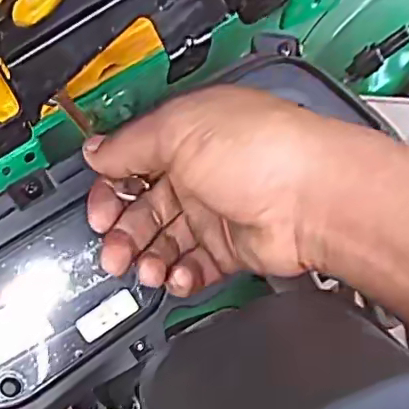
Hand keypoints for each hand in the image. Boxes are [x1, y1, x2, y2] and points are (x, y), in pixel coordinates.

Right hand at [82, 85, 373, 295]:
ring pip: (165, 244)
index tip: (98, 212)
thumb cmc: (263, 153)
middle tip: (113, 252)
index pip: (130, 167)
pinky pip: (194, 268)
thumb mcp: (180, 131)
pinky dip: (180, 277)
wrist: (312, 201)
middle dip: (123, 234)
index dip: (109, 191)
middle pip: (144, 212)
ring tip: (147, 269)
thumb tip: (96, 150)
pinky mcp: (230, 250)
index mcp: (184, 138)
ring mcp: (215, 214)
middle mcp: (198, 175)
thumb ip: (131, 144)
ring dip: (147, 260)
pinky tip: (178, 277)